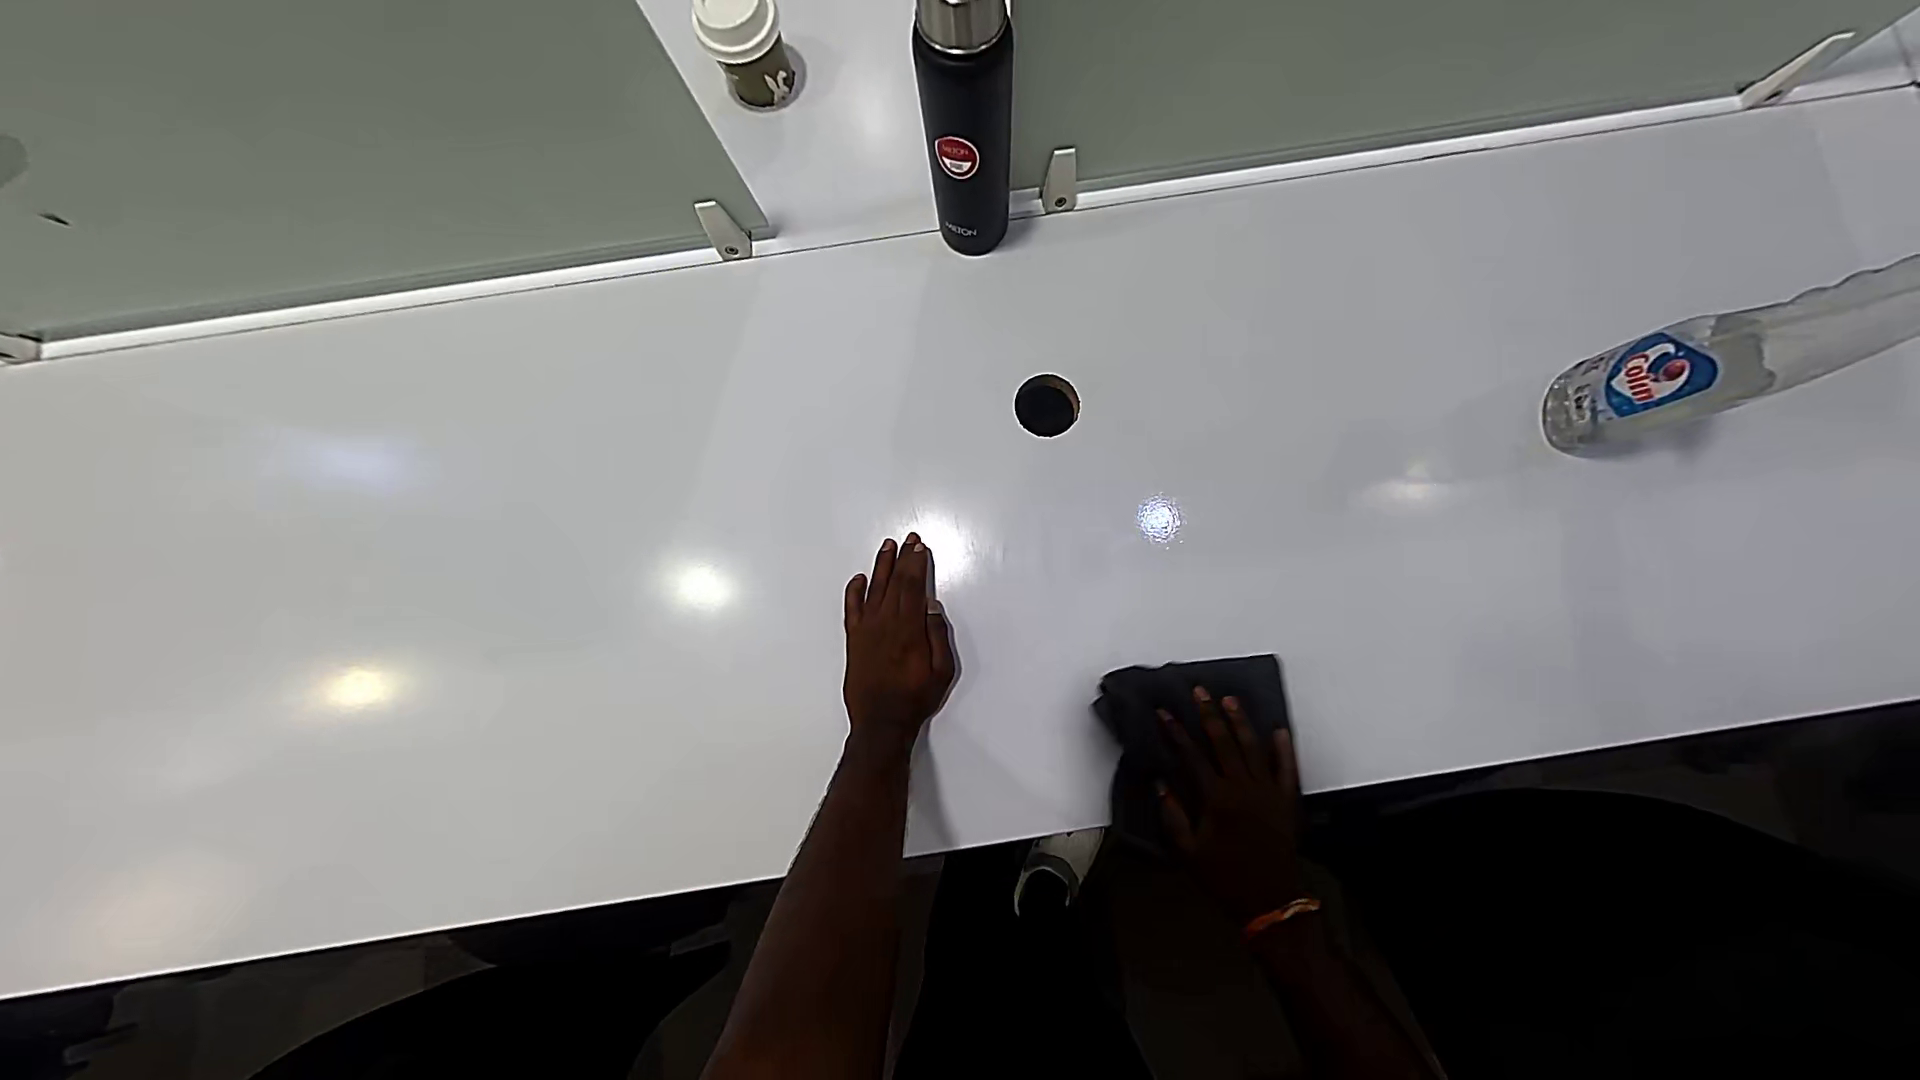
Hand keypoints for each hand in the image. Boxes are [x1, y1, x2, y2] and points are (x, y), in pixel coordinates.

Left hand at [842, 534, 956, 747]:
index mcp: (908, 630)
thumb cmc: (914, 698)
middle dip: (904, 558)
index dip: (917, 564)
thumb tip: (933, 608)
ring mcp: (867, 630)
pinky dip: (854, 591)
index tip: (921, 548)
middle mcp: (885, 624)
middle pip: (895, 582)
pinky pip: (852, 609)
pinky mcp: (854, 640)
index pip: (912, 586)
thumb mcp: (942, 671)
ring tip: (888, 547)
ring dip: (882, 566)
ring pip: (875, 589)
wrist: (880, 722)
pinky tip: (859, 579)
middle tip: (910, 540)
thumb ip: (938, 637)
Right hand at [1157, 686, 1307, 923]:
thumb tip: (1161, 784)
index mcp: (1216, 799)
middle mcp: (1242, 788)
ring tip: (1230, 700)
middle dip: (1209, 714)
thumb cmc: (1226, 878)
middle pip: (1223, 743)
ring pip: (1253, 748)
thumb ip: (1173, 815)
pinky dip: (1284, 748)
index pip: (1192, 756)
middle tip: (1200, 692)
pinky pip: (1286, 769)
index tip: (1165, 713)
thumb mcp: (1188, 852)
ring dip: (1241, 722)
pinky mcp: (1287, 801)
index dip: (1176, 732)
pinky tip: (1279, 730)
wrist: (1272, 903)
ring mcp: (1268, 792)